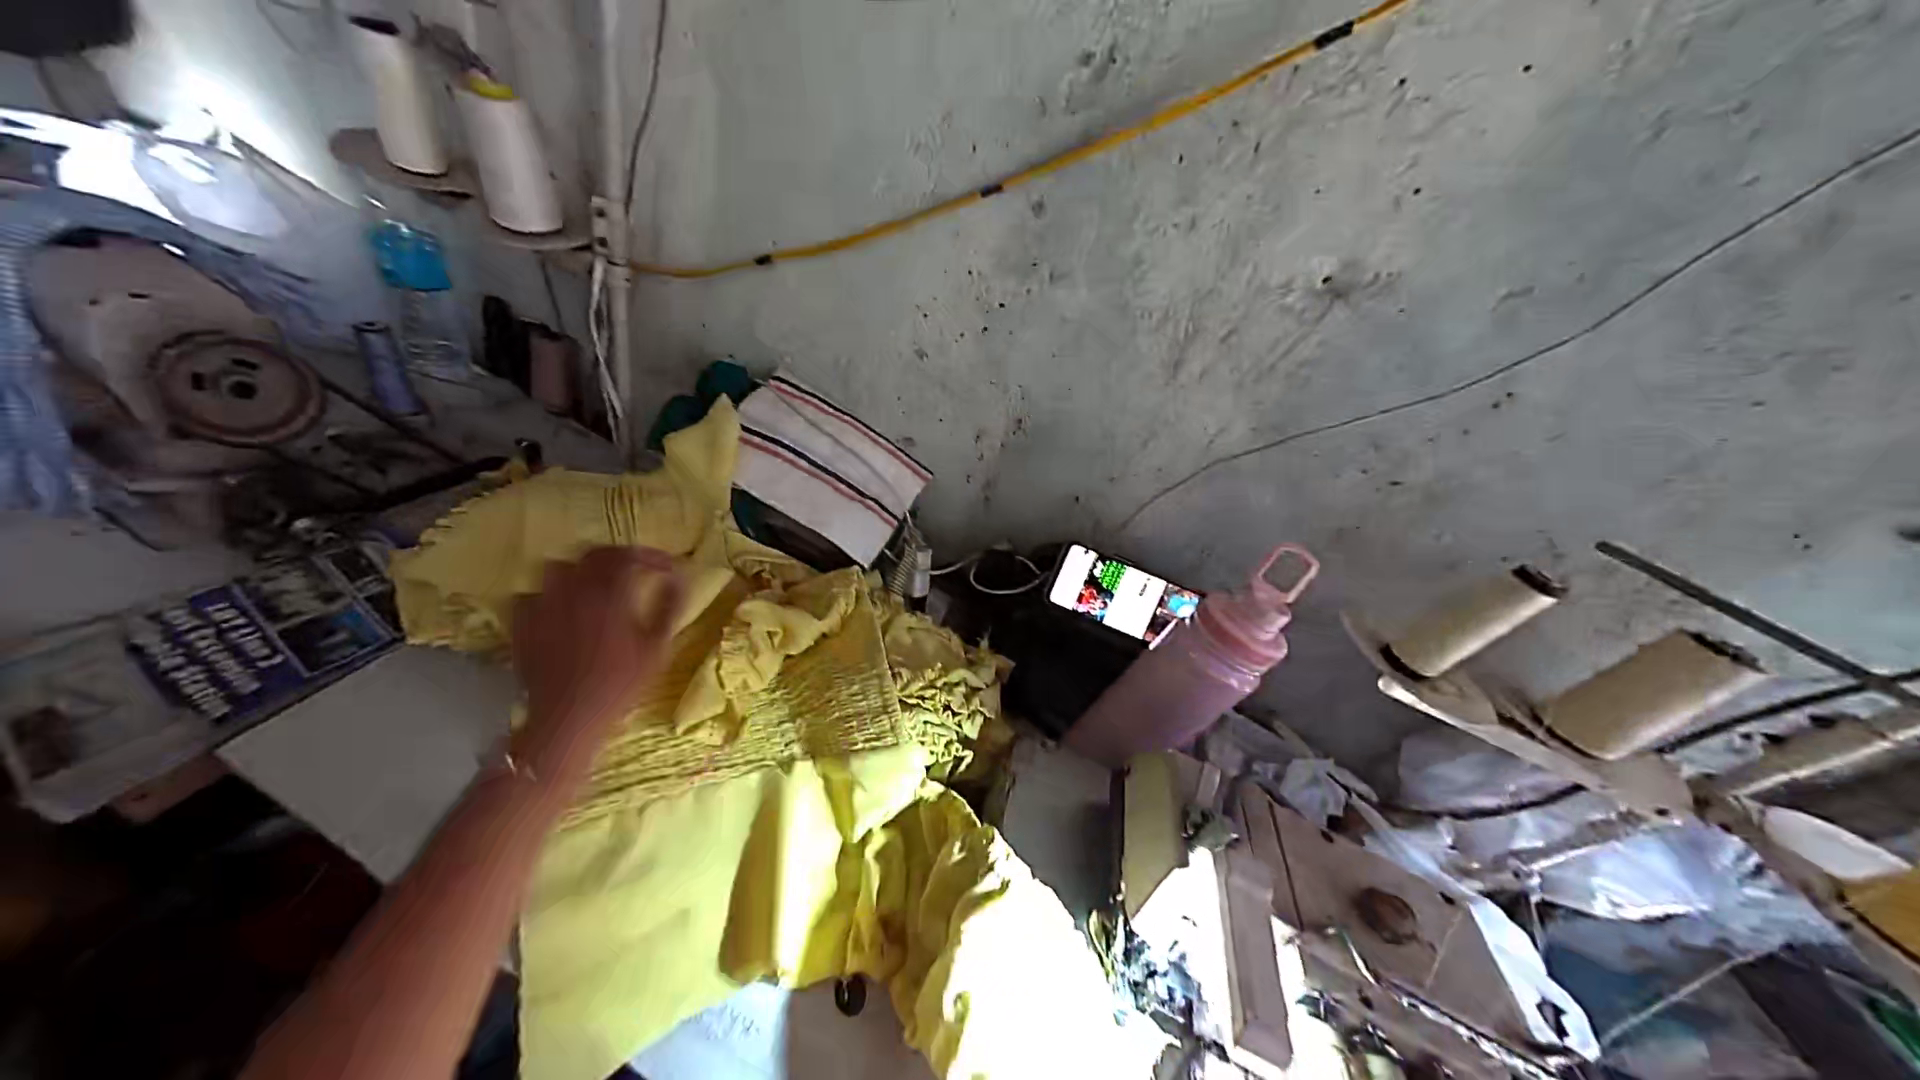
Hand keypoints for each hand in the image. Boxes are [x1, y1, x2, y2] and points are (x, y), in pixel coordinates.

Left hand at [510, 547, 685, 769]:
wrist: (569, 718)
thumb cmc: (620, 684)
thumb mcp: (657, 647)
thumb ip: (669, 606)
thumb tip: (678, 577)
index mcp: (609, 593)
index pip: (629, 556)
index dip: (649, 556)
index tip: (666, 567)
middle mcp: (573, 590)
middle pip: (593, 555)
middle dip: (617, 557)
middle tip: (633, 570)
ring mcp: (543, 605)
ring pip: (559, 568)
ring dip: (580, 570)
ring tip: (594, 584)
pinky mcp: (522, 623)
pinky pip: (532, 595)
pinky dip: (549, 594)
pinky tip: (560, 608)